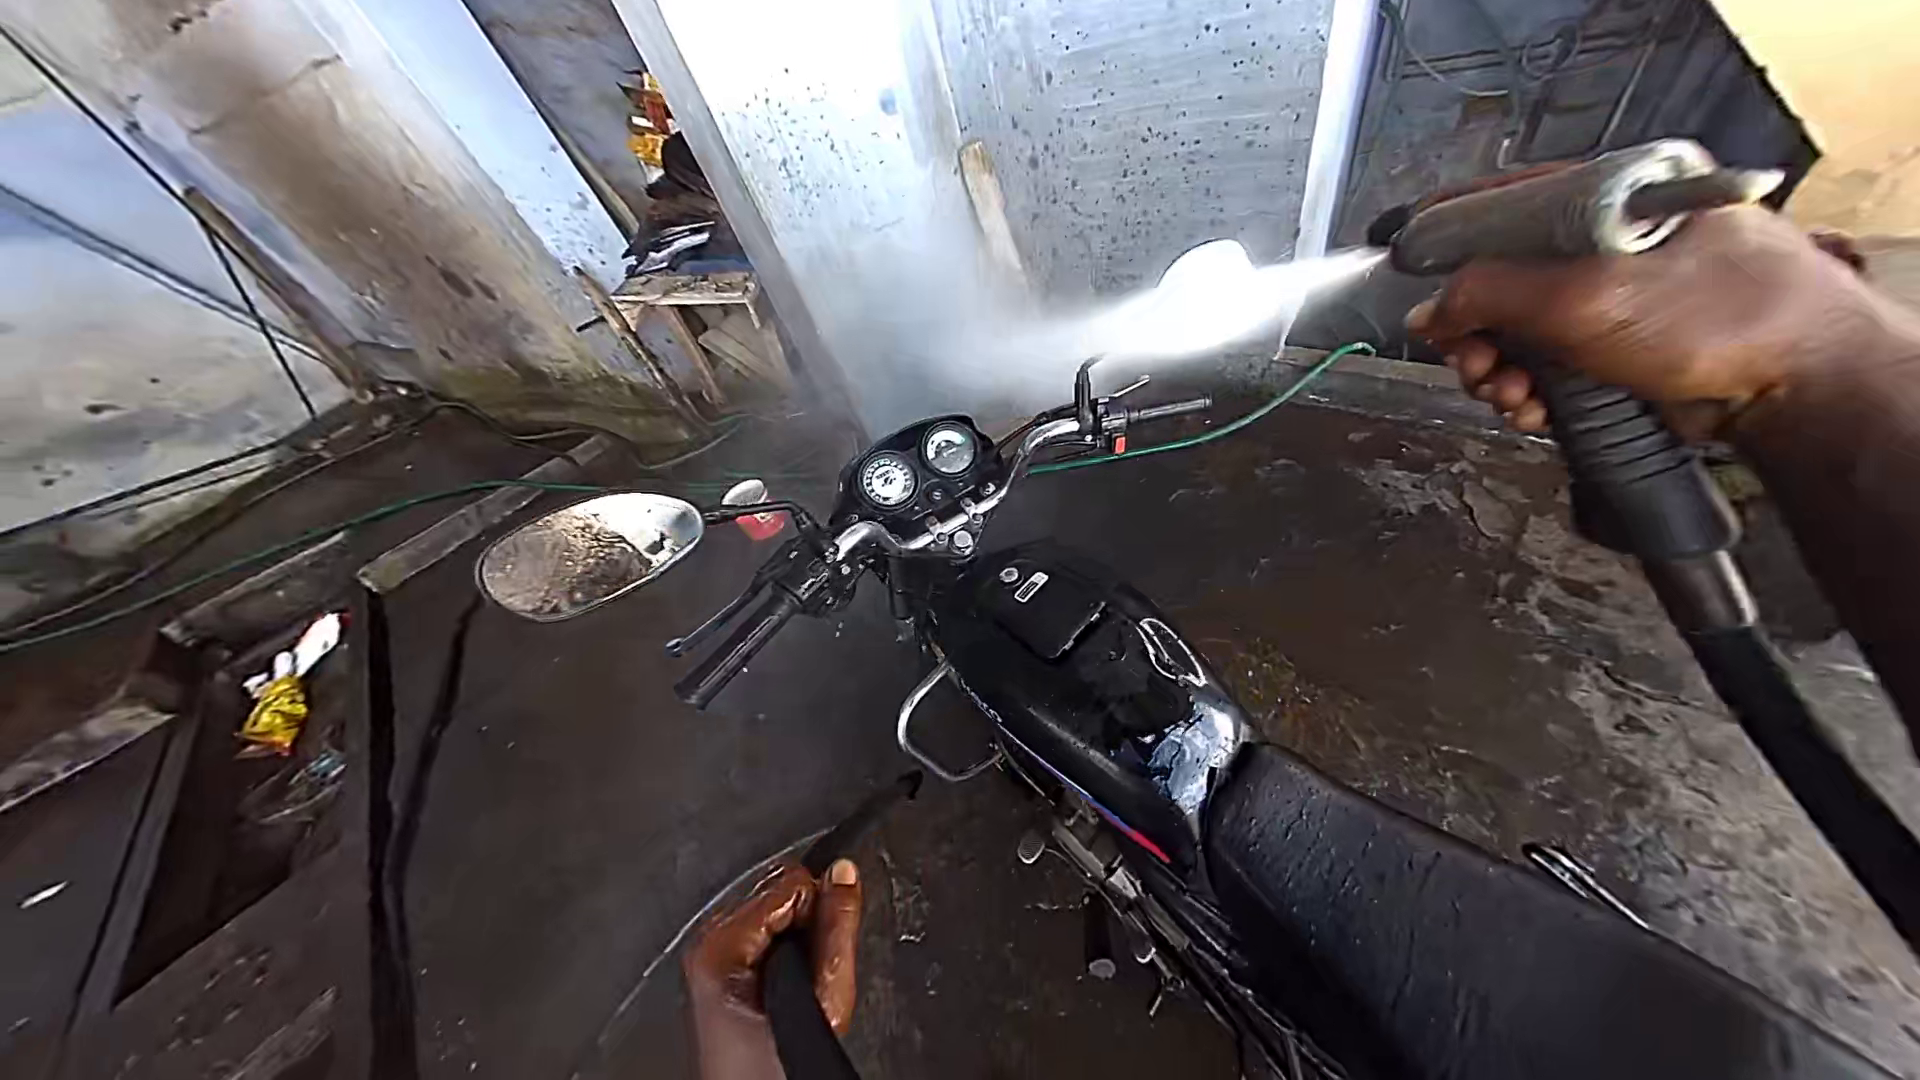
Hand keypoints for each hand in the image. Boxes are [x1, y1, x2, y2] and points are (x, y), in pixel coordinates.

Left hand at [684, 860, 863, 1079]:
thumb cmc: (779, 1068)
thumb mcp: (827, 999)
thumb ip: (837, 928)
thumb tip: (844, 872)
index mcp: (723, 945)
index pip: (794, 882)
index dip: (820, 915)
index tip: (818, 955)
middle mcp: (709, 940)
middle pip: (779, 887)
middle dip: (806, 919)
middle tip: (808, 972)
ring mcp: (709, 950)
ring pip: (773, 902)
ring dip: (796, 930)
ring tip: (795, 979)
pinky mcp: (716, 959)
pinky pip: (763, 922)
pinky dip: (783, 939)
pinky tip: (784, 978)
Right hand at [1404, 205, 1901, 437]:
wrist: (1794, 388)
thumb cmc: (1716, 318)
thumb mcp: (1582, 295)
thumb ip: (1487, 295)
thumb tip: (1422, 314)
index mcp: (1613, 202)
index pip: (1507, 203)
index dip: (1449, 232)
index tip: (1406, 259)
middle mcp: (1603, 247)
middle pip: (1494, 284)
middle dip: (1471, 335)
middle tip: (1473, 363)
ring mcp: (1603, 299)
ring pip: (1507, 334)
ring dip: (1492, 373)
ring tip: (1511, 395)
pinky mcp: (1602, 347)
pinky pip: (1532, 366)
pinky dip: (1521, 394)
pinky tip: (1534, 408)